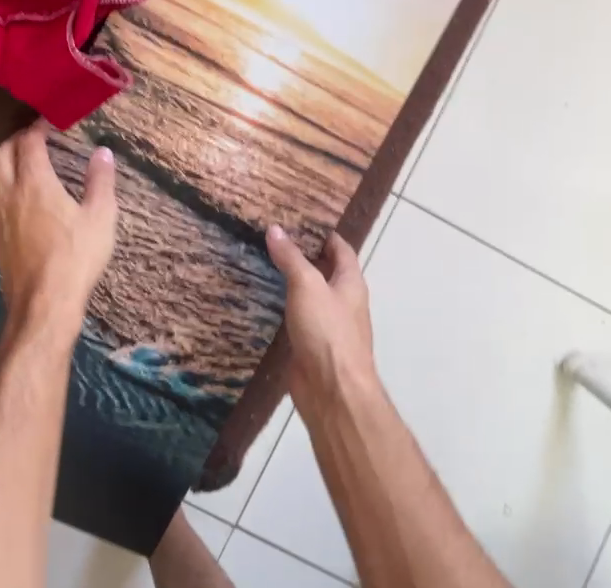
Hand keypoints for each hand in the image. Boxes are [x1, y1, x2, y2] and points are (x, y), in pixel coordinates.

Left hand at [0, 123, 116, 329]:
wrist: (44, 302)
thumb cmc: (76, 256)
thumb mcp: (100, 216)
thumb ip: (101, 181)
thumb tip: (103, 152)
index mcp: (35, 182)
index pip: (29, 142)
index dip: (38, 128)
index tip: (50, 124)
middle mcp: (9, 192)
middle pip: (0, 153)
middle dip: (16, 140)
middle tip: (34, 140)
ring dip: (1, 164)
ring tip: (19, 166)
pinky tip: (9, 204)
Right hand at [267, 226, 378, 413]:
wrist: (332, 391)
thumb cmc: (327, 332)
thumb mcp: (308, 286)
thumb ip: (291, 257)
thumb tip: (275, 229)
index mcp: (350, 283)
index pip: (340, 248)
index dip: (322, 232)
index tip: (296, 218)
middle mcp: (342, 301)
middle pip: (323, 270)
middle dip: (301, 254)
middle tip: (270, 236)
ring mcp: (326, 325)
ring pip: (307, 295)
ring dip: (289, 280)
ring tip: (259, 261)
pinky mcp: (309, 344)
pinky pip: (295, 317)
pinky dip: (281, 306)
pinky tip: (260, 298)